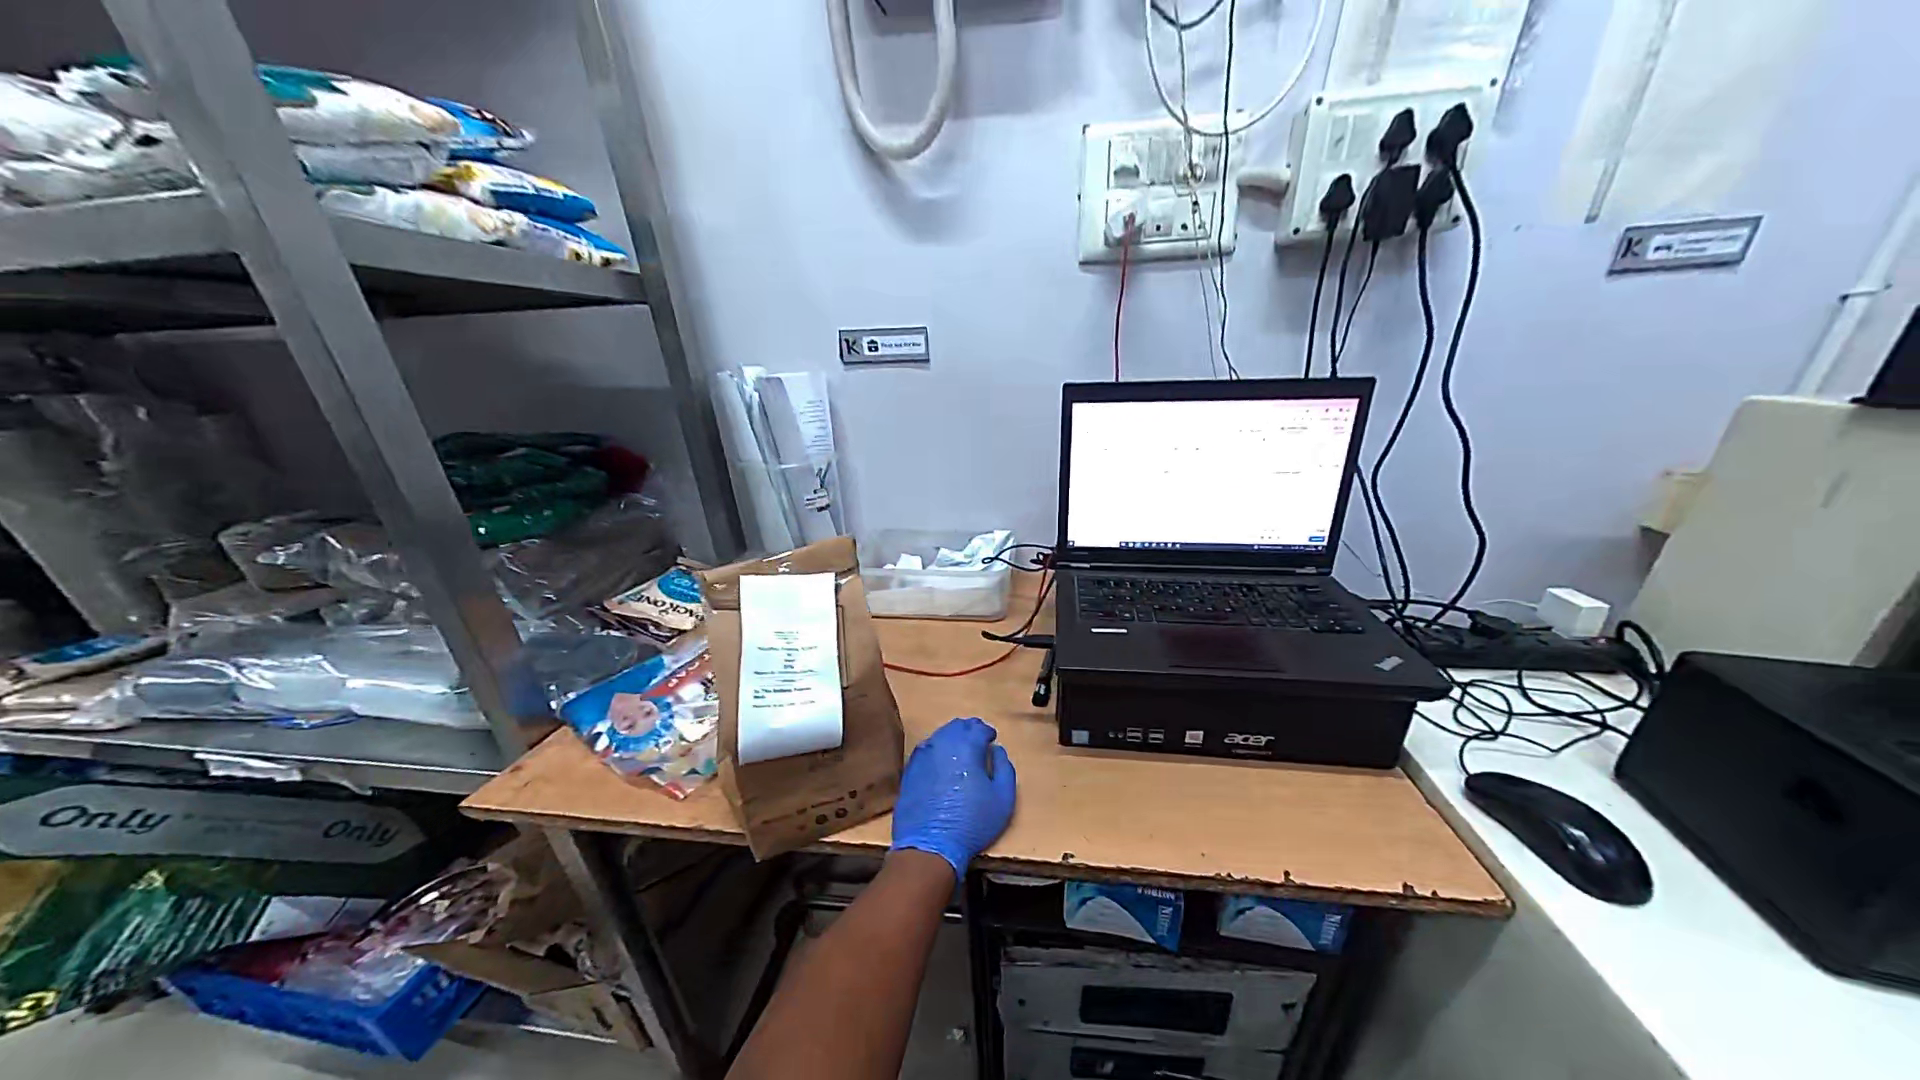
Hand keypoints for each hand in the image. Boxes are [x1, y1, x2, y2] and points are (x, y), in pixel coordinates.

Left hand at [890, 717, 1016, 876]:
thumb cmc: (971, 823)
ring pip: (939, 736)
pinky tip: (941, 765)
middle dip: (969, 731)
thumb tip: (997, 750)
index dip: (987, 732)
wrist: (929, 846)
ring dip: (952, 740)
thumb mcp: (1003, 798)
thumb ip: (1005, 768)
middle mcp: (941, 744)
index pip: (978, 727)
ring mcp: (921, 756)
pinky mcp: (909, 770)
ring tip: (961, 754)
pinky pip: (926, 751)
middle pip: (957, 726)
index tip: (991, 740)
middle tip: (978, 743)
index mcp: (965, 746)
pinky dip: (936, 752)